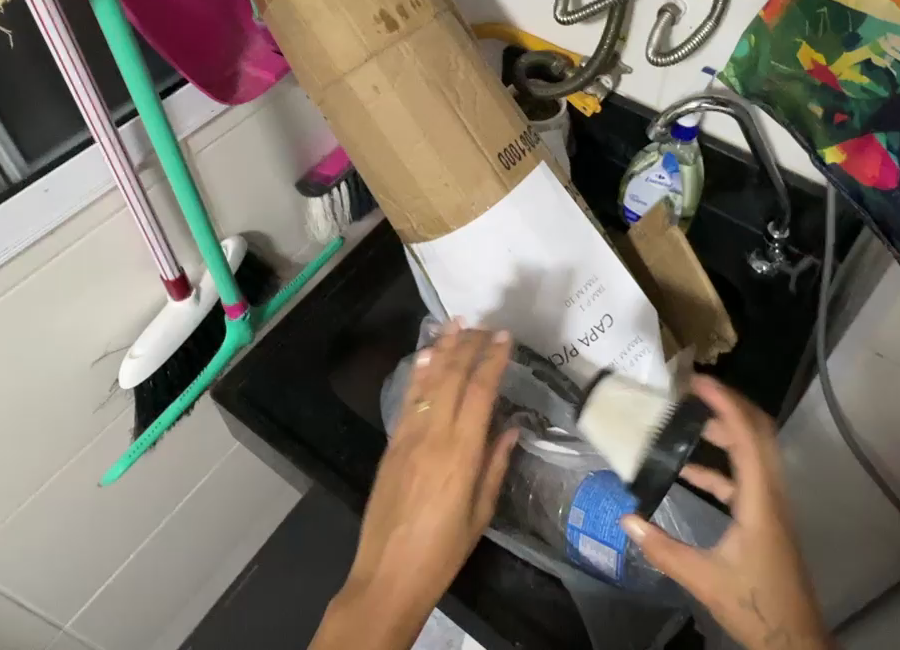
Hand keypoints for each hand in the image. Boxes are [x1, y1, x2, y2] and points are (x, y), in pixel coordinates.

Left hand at [312, 324, 517, 649]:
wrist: (388, 574)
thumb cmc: (443, 551)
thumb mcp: (480, 512)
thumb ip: (496, 465)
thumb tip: (511, 428)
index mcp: (462, 452)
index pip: (480, 391)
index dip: (493, 360)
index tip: (505, 337)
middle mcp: (434, 435)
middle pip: (453, 377)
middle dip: (469, 346)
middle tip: (485, 325)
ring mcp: (408, 437)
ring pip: (427, 382)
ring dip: (442, 349)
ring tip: (456, 324)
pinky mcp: (391, 444)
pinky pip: (407, 400)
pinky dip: (418, 373)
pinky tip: (425, 356)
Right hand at [624, 376, 828, 649]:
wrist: (794, 641)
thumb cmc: (756, 605)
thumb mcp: (704, 579)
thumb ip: (663, 549)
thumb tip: (626, 519)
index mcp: (759, 499)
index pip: (746, 435)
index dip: (724, 402)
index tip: (698, 381)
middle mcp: (771, 493)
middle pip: (758, 432)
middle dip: (727, 405)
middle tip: (692, 391)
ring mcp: (772, 504)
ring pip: (755, 451)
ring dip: (725, 430)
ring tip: (689, 419)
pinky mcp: (767, 517)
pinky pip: (746, 476)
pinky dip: (721, 465)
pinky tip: (690, 471)